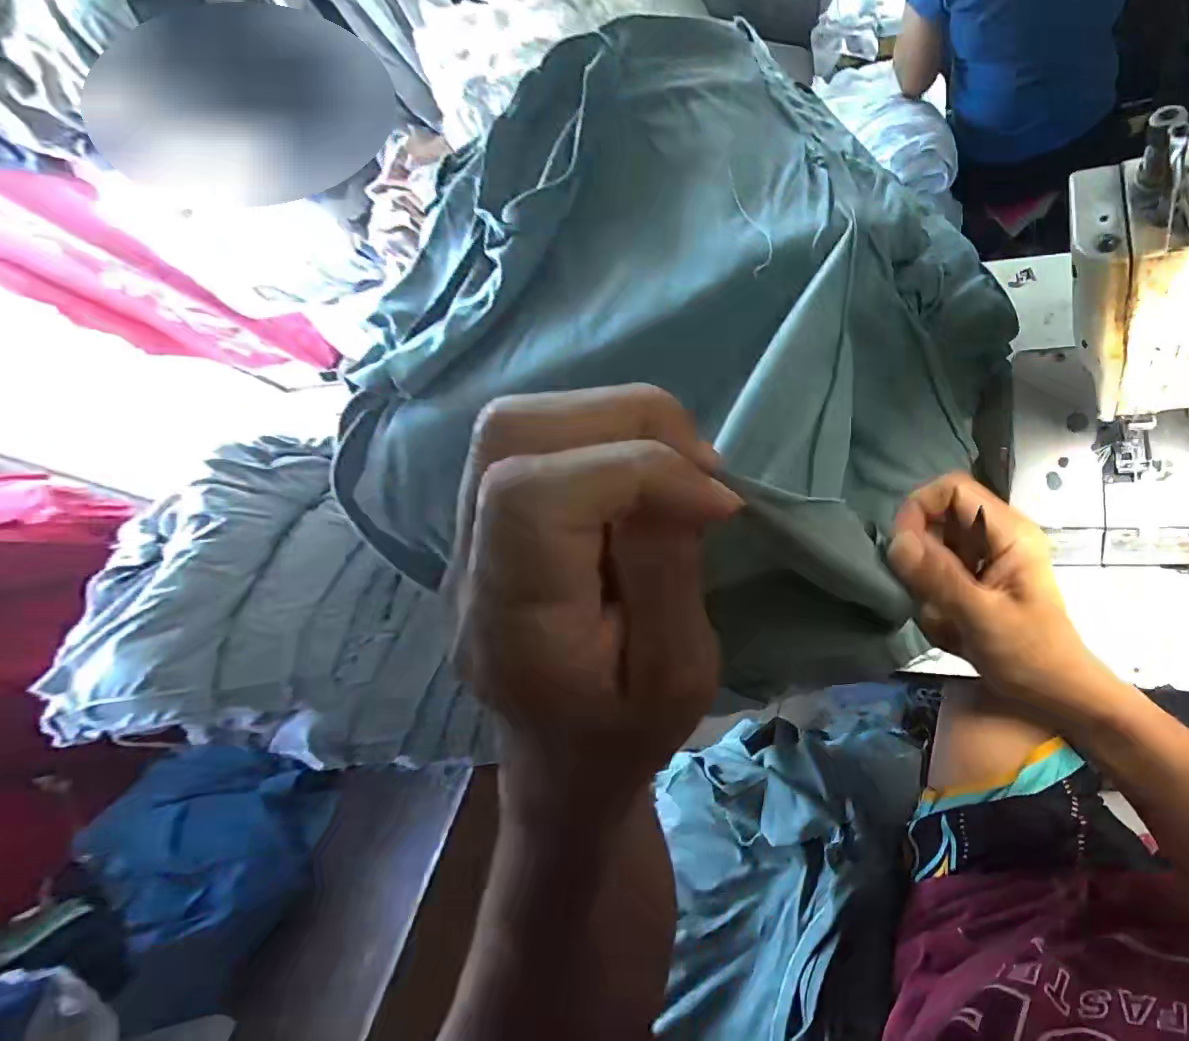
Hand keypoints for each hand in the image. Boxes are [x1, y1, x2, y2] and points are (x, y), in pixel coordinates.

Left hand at [450, 385, 742, 808]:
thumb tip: (684, 486)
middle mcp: (472, 562)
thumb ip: (669, 577)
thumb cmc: (627, 735)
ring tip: (680, 467)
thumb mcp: (678, 677)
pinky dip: (607, 434)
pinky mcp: (491, 524)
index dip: (642, 471)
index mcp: (513, 617)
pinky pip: (537, 441)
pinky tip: (648, 475)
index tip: (719, 504)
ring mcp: (470, 537)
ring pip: (520, 421)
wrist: (564, 766)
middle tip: (703, 470)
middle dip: (632, 424)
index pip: (536, 493)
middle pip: (516, 431)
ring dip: (619, 421)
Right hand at [887, 472, 1113, 714]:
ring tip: (948, 622)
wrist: (1059, 694)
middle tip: (928, 598)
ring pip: (936, 552)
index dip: (921, 509)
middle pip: (941, 520)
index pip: (954, 489)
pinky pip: (942, 578)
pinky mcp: (981, 583)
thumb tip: (896, 541)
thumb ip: (938, 577)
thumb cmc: (1030, 655)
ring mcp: (989, 560)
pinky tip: (953, 630)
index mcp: (1009, 532)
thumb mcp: (981, 617)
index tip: (901, 548)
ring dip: (929, 587)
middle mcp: (999, 537)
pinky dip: (937, 603)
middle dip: (923, 559)